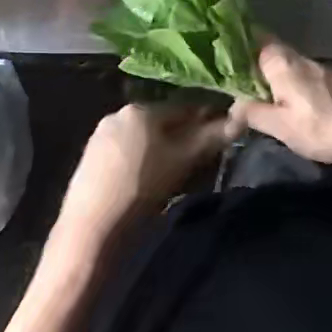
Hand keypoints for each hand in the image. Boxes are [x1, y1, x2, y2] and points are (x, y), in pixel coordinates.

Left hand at [59, 103, 238, 230]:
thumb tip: (240, 119)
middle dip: (186, 133)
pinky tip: (149, 177)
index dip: (209, 117)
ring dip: (165, 146)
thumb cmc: (143, 187)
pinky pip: (128, 148)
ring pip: (146, 135)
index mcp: (142, 108)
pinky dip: (144, 156)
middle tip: (203, 156)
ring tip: (178, 170)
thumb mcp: (183, 161)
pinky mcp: (91, 156)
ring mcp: (102, 134)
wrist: (92, 226)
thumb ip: (211, 137)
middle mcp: (119, 113)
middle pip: (164, 120)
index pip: (186, 105)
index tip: (224, 132)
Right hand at [232, 43, 331, 164]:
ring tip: (250, 96)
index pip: (252, 39)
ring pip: (283, 66)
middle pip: (267, 52)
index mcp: (281, 62)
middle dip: (248, 65)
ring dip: (267, 77)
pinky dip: (285, 85)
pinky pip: (298, 77)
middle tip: (229, 82)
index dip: (234, 45)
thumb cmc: (321, 127)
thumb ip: (252, 113)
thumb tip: (232, 109)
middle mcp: (298, 58)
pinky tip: (281, 102)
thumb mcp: (279, 126)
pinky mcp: (329, 83)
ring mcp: (316, 69)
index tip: (216, 55)